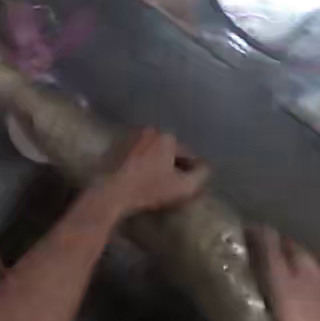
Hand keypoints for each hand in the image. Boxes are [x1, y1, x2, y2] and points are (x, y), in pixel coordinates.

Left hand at [92, 127, 208, 218]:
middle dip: (172, 163)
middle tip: (171, 182)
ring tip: (154, 179)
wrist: (112, 190)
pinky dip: (141, 159)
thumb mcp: (182, 188)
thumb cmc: (148, 189)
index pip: (187, 153)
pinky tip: (139, 174)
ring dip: (156, 160)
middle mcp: (150, 129)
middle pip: (169, 148)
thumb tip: (207, 167)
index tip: (187, 182)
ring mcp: (132, 133)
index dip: (190, 169)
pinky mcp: (117, 141)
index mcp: (167, 137)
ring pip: (153, 148)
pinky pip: (137, 150)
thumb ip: (199, 176)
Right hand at [254, 226, 319, 320]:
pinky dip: (286, 292)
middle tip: (247, 260)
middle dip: (271, 255)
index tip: (243, 240)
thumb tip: (260, 223)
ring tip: (258, 281)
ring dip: (279, 275)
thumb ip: (269, 249)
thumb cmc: (296, 315)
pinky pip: (299, 293)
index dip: (262, 237)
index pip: (282, 238)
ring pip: (296, 275)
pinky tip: (276, 302)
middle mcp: (318, 271)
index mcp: (307, 259)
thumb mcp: (276, 277)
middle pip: (290, 256)